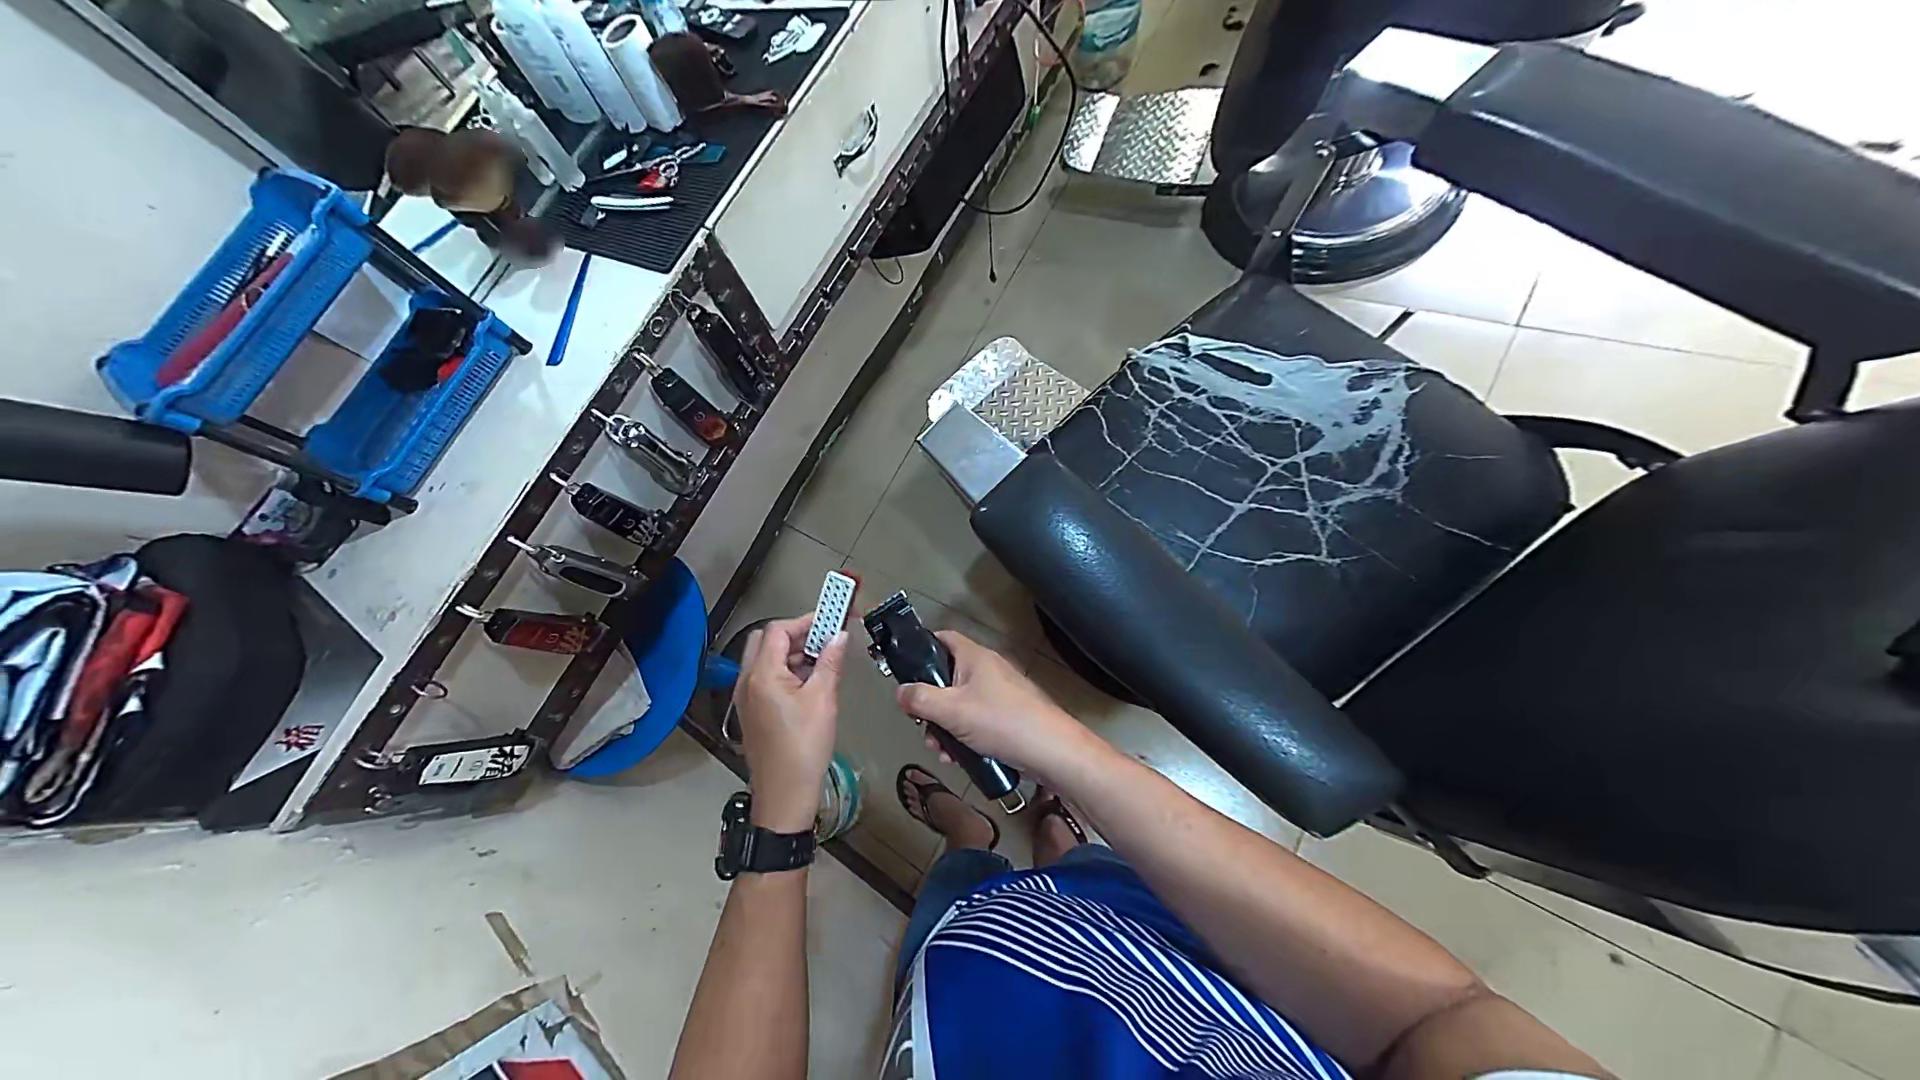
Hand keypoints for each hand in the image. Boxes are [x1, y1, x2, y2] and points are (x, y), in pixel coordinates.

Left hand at [735, 614, 847, 832]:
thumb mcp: (824, 699)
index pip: (778, 630)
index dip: (805, 621)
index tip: (831, 621)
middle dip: (797, 634)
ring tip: (823, 663)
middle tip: (826, 640)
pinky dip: (788, 671)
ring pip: (767, 659)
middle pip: (767, 640)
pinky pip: (767, 678)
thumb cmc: (803, 748)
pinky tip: (812, 683)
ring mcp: (747, 697)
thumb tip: (839, 636)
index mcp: (761, 675)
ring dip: (793, 653)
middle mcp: (747, 681)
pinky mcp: (754, 711)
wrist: (785, 794)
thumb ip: (830, 661)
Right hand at [894, 631, 1103, 780]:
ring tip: (943, 751)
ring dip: (945, 727)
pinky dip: (964, 736)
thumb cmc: (1002, 722)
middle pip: (947, 678)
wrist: (1051, 751)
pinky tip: (960, 758)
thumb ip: (920, 699)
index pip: (942, 638)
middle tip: (924, 726)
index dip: (921, 649)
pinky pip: (976, 721)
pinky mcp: (1008, 717)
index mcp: (974, 657)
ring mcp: (1000, 694)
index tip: (906, 671)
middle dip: (930, 705)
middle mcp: (988, 670)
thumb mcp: (951, 710)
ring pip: (960, 704)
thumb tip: (900, 692)